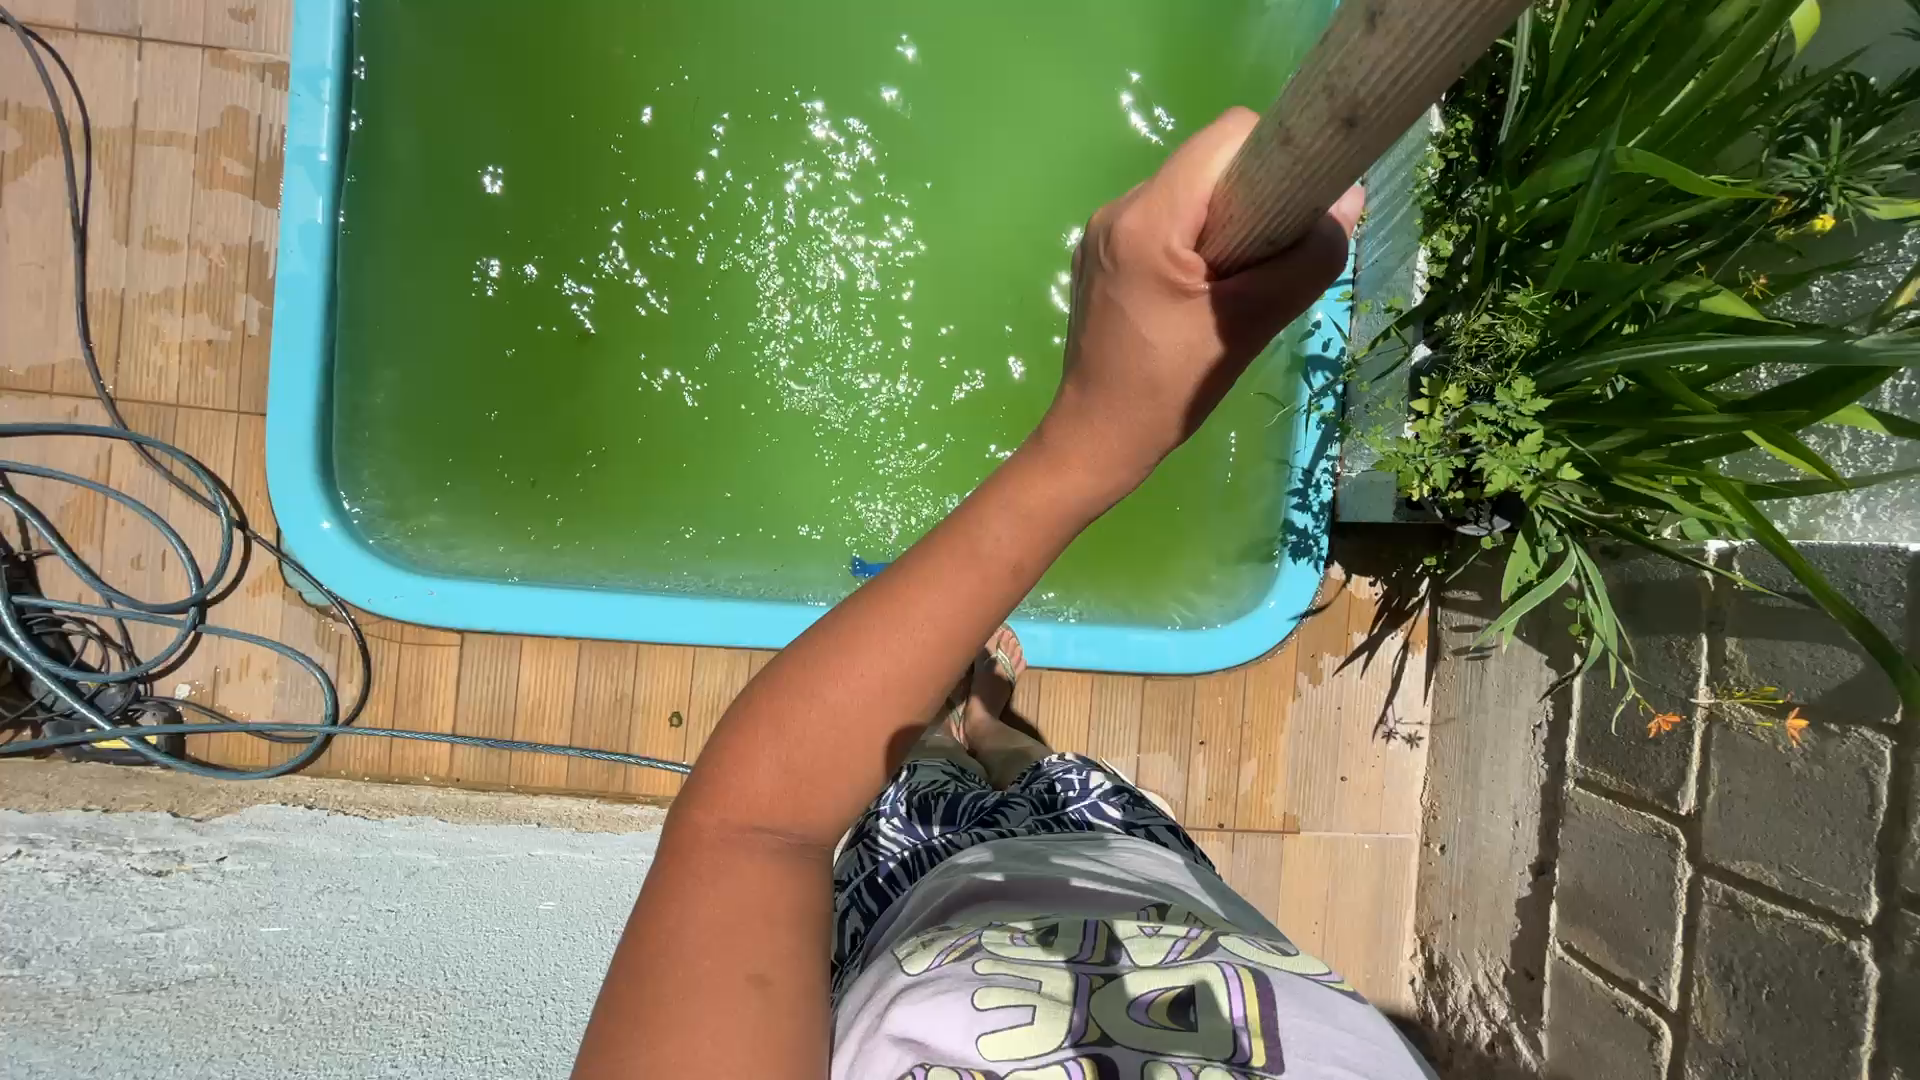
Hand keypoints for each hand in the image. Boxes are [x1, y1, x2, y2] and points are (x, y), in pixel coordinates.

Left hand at [1031, 106, 1363, 504]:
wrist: (1095, 439)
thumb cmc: (1167, 390)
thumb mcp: (1249, 326)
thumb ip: (1307, 259)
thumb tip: (1347, 200)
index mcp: (1145, 218)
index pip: (1229, 136)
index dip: (1277, 156)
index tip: (1295, 209)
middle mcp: (1115, 211)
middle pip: (1206, 168)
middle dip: (1251, 202)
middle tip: (1263, 265)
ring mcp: (1100, 237)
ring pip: (1185, 200)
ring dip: (1221, 230)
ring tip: (1227, 292)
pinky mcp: (1098, 262)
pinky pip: (1161, 229)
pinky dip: (1190, 249)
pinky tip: (1194, 301)